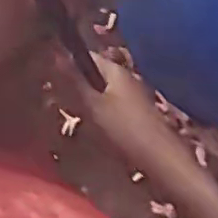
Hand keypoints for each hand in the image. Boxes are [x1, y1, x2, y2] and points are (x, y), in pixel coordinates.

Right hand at [61, 46, 181, 167]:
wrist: (166, 165)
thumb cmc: (126, 131)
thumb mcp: (93, 105)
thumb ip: (73, 79)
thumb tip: (54, 52)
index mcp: (115, 70)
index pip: (86, 54)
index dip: (68, 60)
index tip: (51, 72)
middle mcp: (126, 78)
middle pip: (94, 73)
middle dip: (77, 83)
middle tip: (59, 96)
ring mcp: (135, 97)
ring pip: (103, 91)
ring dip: (89, 100)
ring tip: (75, 114)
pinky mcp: (140, 116)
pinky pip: (113, 106)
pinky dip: (101, 112)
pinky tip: (96, 128)